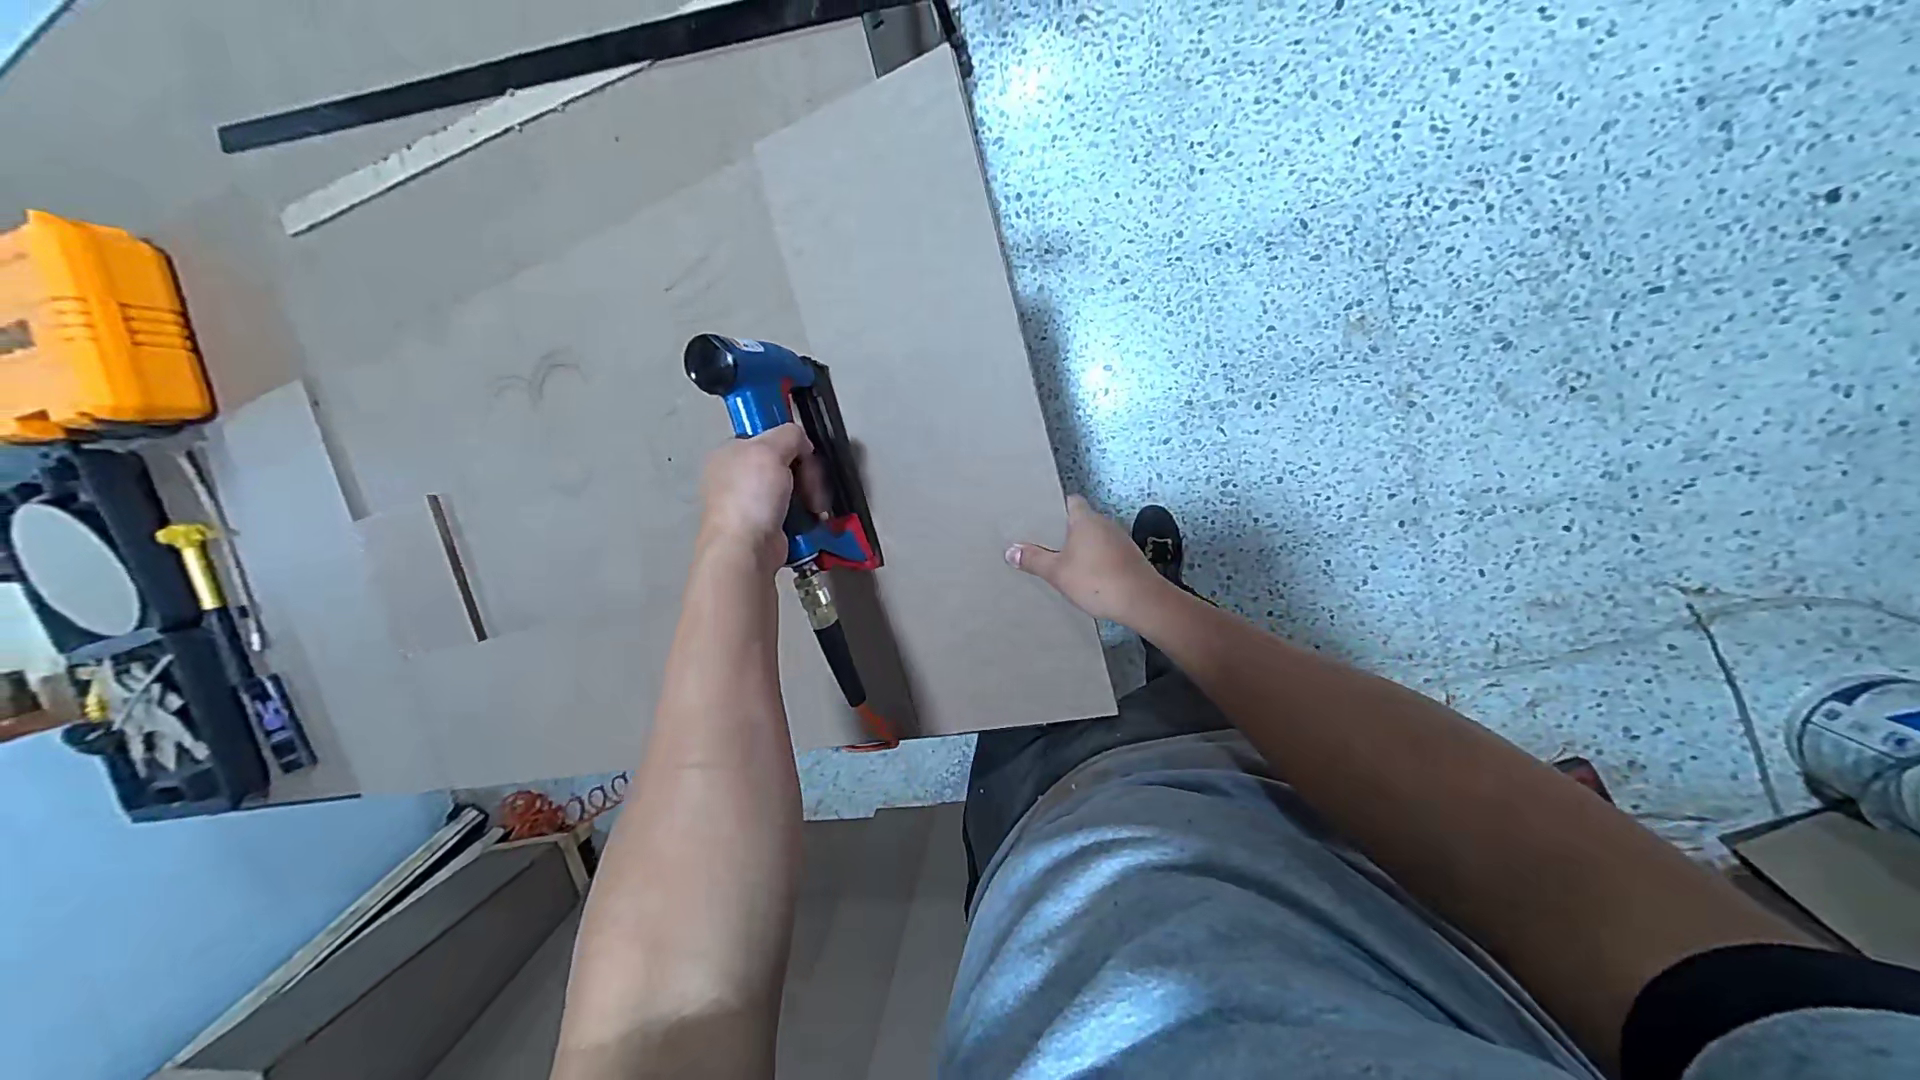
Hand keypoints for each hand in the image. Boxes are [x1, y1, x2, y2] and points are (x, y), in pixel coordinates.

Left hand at [697, 423, 814, 571]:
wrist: (746, 548)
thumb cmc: (751, 495)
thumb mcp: (770, 450)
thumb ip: (789, 435)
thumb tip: (802, 442)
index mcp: (731, 453)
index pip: (768, 436)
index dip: (790, 443)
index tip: (805, 454)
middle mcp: (739, 476)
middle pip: (786, 463)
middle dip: (807, 474)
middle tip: (811, 486)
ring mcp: (753, 502)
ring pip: (795, 487)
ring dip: (812, 495)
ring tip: (815, 507)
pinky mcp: (768, 525)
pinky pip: (796, 510)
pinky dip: (808, 514)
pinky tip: (812, 518)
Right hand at [1005, 495, 1172, 623]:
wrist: (1141, 601)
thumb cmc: (1098, 581)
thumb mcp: (1057, 572)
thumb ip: (1034, 559)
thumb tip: (1012, 551)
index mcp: (1086, 519)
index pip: (1071, 501)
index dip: (1056, 507)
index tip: (1042, 517)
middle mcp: (1105, 524)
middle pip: (1082, 520)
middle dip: (1065, 531)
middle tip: (1045, 544)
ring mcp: (1120, 540)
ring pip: (1095, 537)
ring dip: (1081, 547)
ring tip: (1063, 563)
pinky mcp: (1130, 558)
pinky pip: (1106, 552)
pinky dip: (1095, 560)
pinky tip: (1086, 577)